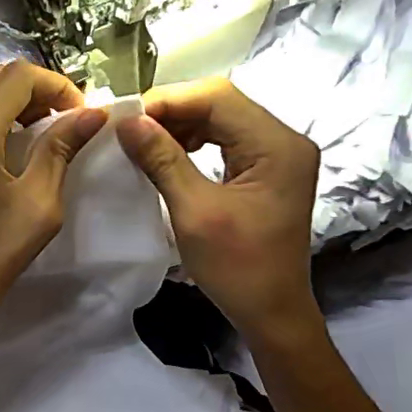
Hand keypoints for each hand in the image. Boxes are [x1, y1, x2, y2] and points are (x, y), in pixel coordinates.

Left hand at [0, 60, 108, 360]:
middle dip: (34, 91)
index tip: (80, 116)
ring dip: (9, 102)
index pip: (18, 76)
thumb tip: (92, 114)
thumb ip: (61, 150)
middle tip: (63, 123)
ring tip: (37, 135)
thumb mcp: (39, 204)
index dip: (56, 86)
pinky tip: (5, 149)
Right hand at [115, 78, 319, 342]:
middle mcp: (284, 140)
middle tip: (130, 128)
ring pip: (223, 120)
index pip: (217, 98)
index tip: (126, 118)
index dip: (168, 100)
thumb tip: (127, 122)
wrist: (272, 313)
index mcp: (276, 145)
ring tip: (144, 141)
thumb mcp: (194, 212)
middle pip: (221, 103)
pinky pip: (228, 141)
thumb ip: (162, 160)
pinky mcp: (269, 170)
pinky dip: (196, 143)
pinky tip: (170, 153)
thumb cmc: (237, 268)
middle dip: (173, 111)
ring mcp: (279, 155)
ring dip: (181, 125)